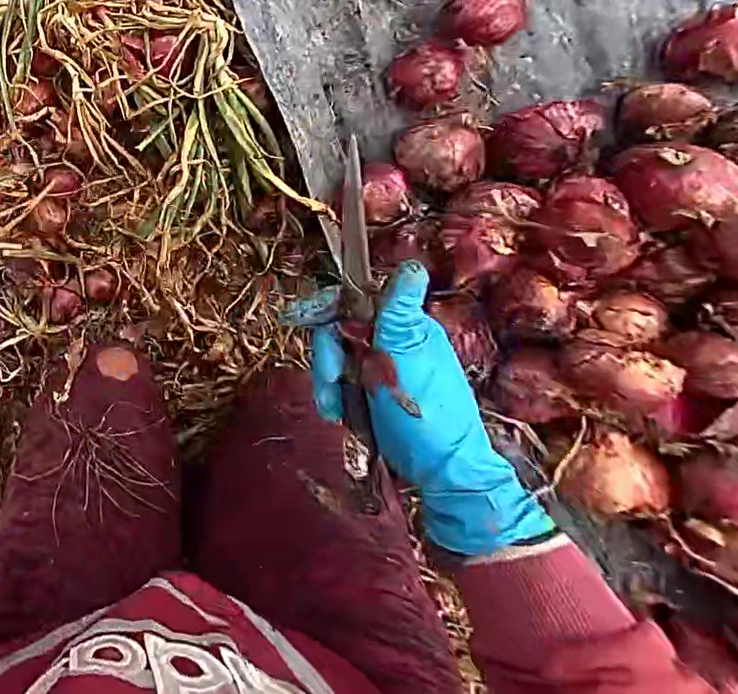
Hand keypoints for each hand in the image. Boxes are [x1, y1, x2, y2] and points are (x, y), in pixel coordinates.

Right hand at [300, 261, 554, 557]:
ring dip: (328, 382)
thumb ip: (401, 308)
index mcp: (401, 323)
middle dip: (327, 356)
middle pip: (336, 329)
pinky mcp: (369, 391)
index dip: (322, 306)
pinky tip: (341, 414)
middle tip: (331, 381)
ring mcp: (378, 366)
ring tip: (336, 410)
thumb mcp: (408, 354)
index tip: (295, 316)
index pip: (351, 299)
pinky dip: (334, 397)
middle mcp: (388, 339)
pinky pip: (339, 383)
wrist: (442, 473)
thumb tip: (413, 264)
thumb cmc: (427, 412)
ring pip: (334, 357)